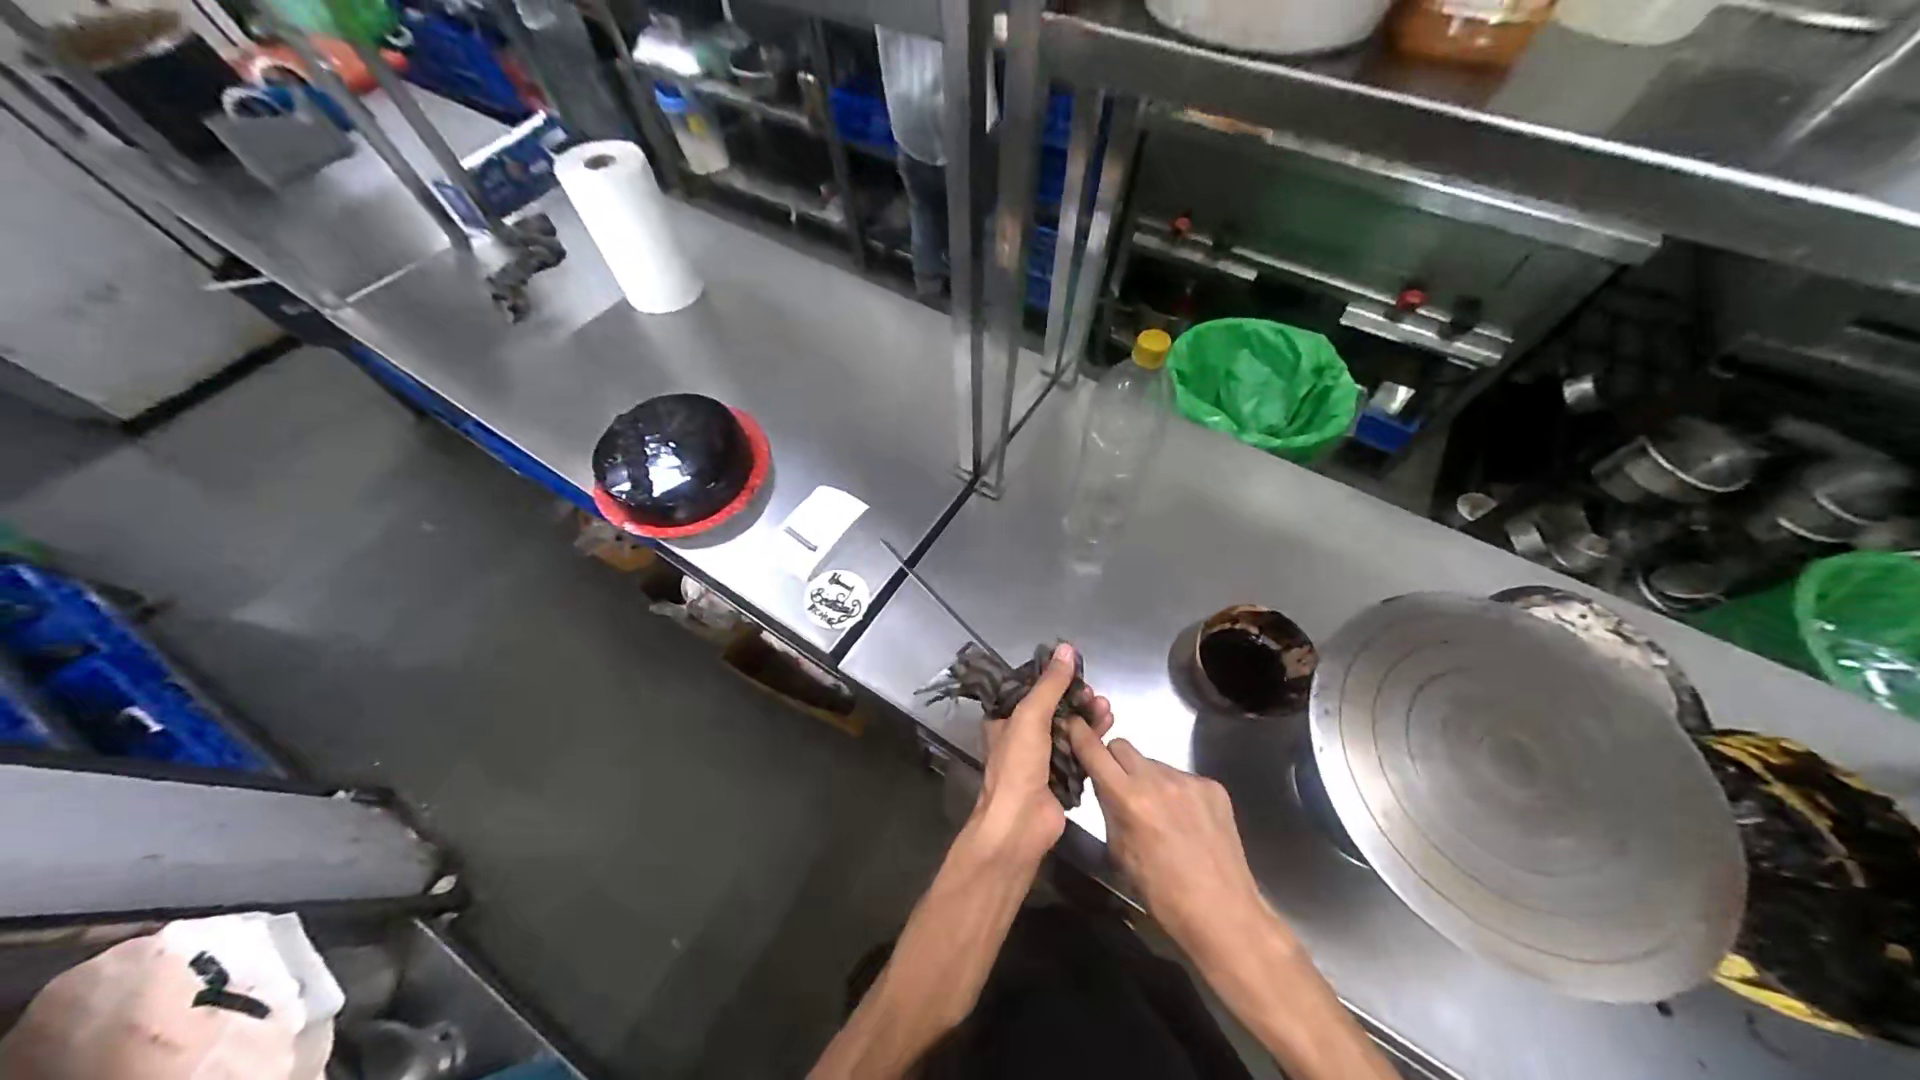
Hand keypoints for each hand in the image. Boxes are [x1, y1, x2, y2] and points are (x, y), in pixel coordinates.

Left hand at [972, 643, 1111, 861]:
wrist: (1020, 824)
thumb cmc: (1018, 766)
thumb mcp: (1031, 716)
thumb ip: (1050, 684)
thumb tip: (1066, 649)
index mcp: (1005, 719)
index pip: (1030, 690)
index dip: (1052, 679)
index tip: (1074, 670)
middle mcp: (1022, 735)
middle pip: (1054, 708)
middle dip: (1075, 698)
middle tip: (1094, 693)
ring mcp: (1042, 757)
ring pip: (1069, 728)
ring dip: (1087, 715)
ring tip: (1105, 706)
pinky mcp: (1061, 776)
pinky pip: (1080, 749)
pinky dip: (1093, 736)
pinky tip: (1108, 725)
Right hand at [1065, 718, 1291, 964]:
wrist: (1223, 913)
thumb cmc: (1162, 894)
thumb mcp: (1120, 853)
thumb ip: (1109, 810)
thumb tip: (1105, 787)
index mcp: (1130, 798)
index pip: (1095, 751)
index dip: (1080, 734)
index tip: (1072, 724)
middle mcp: (1159, 779)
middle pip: (1123, 747)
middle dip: (1113, 761)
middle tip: (1118, 787)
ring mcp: (1189, 780)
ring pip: (1153, 763)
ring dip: (1147, 779)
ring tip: (1159, 814)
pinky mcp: (1213, 787)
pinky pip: (1181, 777)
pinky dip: (1175, 792)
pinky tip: (1185, 822)